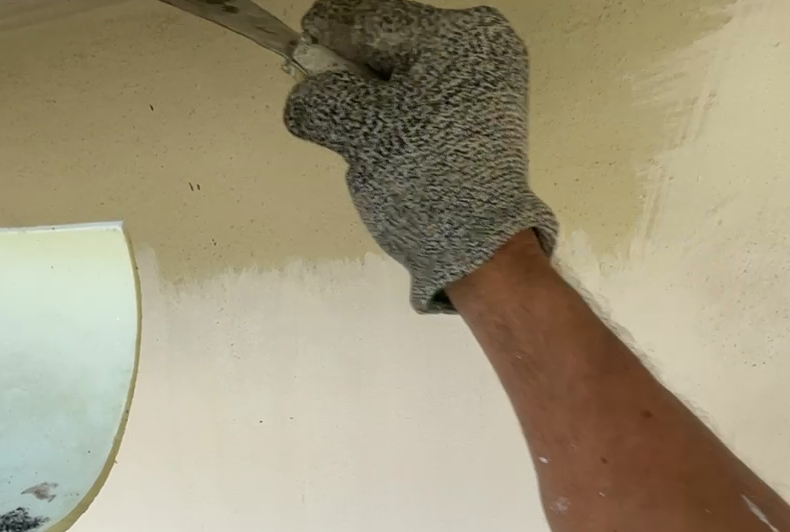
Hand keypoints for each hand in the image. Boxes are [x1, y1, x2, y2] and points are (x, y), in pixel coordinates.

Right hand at [284, 0, 557, 312]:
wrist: (479, 250)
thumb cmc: (426, 183)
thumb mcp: (365, 135)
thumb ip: (325, 103)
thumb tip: (301, 98)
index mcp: (461, 38)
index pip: (379, 22)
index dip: (334, 28)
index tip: (305, 33)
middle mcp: (483, 53)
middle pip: (398, 47)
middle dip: (356, 66)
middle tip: (319, 81)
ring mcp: (489, 91)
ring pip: (411, 77)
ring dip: (374, 93)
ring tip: (347, 122)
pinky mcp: (484, 127)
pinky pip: (429, 104)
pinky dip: (398, 114)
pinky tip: (379, 139)